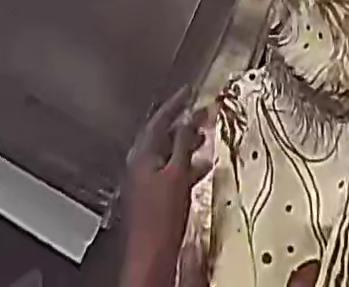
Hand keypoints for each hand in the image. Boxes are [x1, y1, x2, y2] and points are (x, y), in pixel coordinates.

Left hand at [122, 89, 205, 286]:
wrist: (151, 260)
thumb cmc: (162, 216)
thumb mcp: (177, 173)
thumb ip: (183, 143)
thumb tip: (189, 117)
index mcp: (143, 154)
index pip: (159, 119)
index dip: (176, 103)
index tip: (190, 89)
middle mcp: (141, 164)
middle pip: (164, 135)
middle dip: (185, 124)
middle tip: (204, 112)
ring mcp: (146, 181)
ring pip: (169, 154)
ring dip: (187, 145)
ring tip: (206, 137)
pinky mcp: (154, 197)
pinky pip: (172, 172)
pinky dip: (187, 166)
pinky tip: (203, 168)